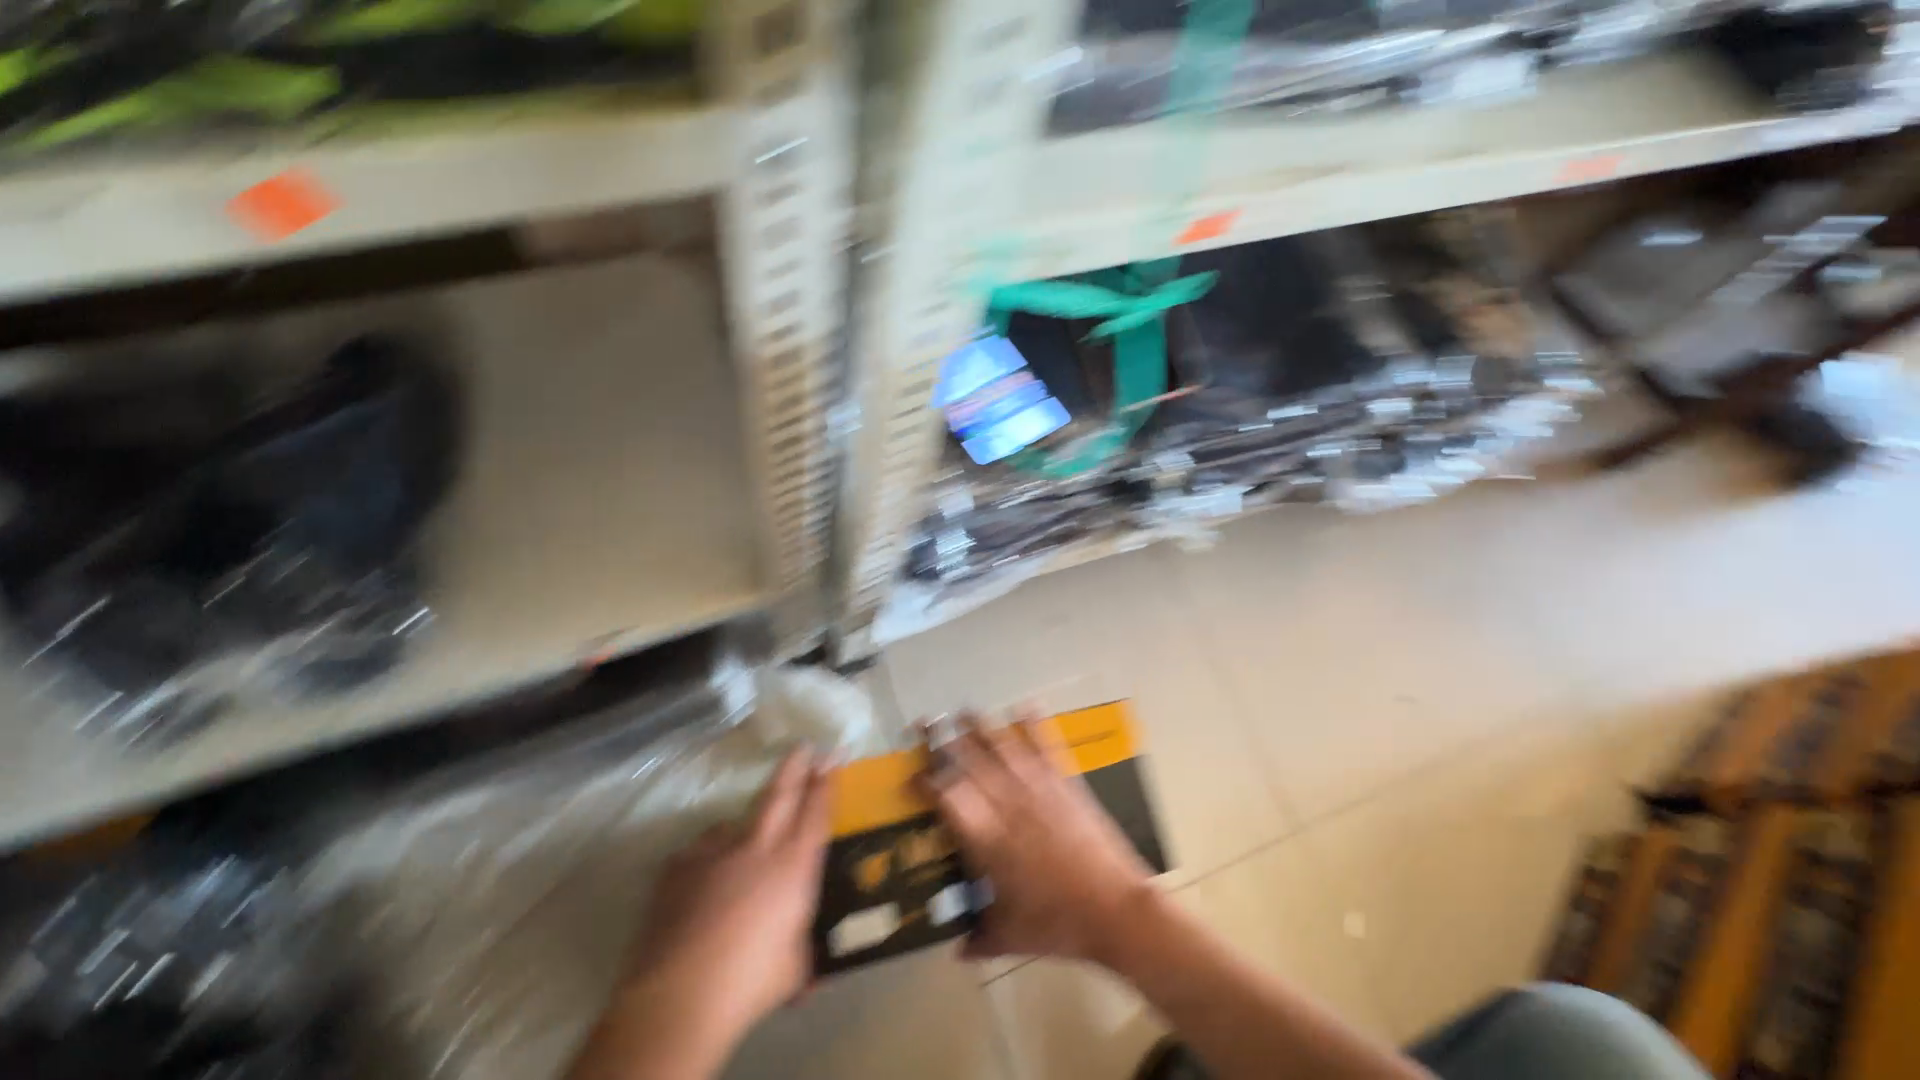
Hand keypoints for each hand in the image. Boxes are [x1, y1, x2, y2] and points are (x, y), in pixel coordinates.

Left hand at [621, 747, 831, 1047]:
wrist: (679, 994)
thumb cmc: (750, 983)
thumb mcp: (793, 971)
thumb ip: (802, 954)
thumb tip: (811, 976)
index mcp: (794, 867)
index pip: (816, 813)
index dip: (826, 783)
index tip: (831, 758)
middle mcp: (756, 847)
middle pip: (779, 794)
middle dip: (794, 767)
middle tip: (803, 747)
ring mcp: (712, 852)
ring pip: (732, 826)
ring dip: (741, 832)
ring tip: (739, 855)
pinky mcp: (677, 866)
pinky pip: (699, 854)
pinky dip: (707, 864)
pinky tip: (702, 888)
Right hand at [917, 710, 1154, 966]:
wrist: (1117, 911)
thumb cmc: (1058, 925)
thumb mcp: (1011, 937)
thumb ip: (979, 939)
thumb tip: (957, 951)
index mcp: (986, 838)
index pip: (946, 796)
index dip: (925, 781)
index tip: (912, 776)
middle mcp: (1007, 805)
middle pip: (969, 761)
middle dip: (944, 739)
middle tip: (926, 723)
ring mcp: (1039, 791)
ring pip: (1004, 747)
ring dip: (982, 726)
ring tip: (965, 712)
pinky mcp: (1068, 786)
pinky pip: (1048, 748)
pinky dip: (1036, 725)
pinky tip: (1026, 707)